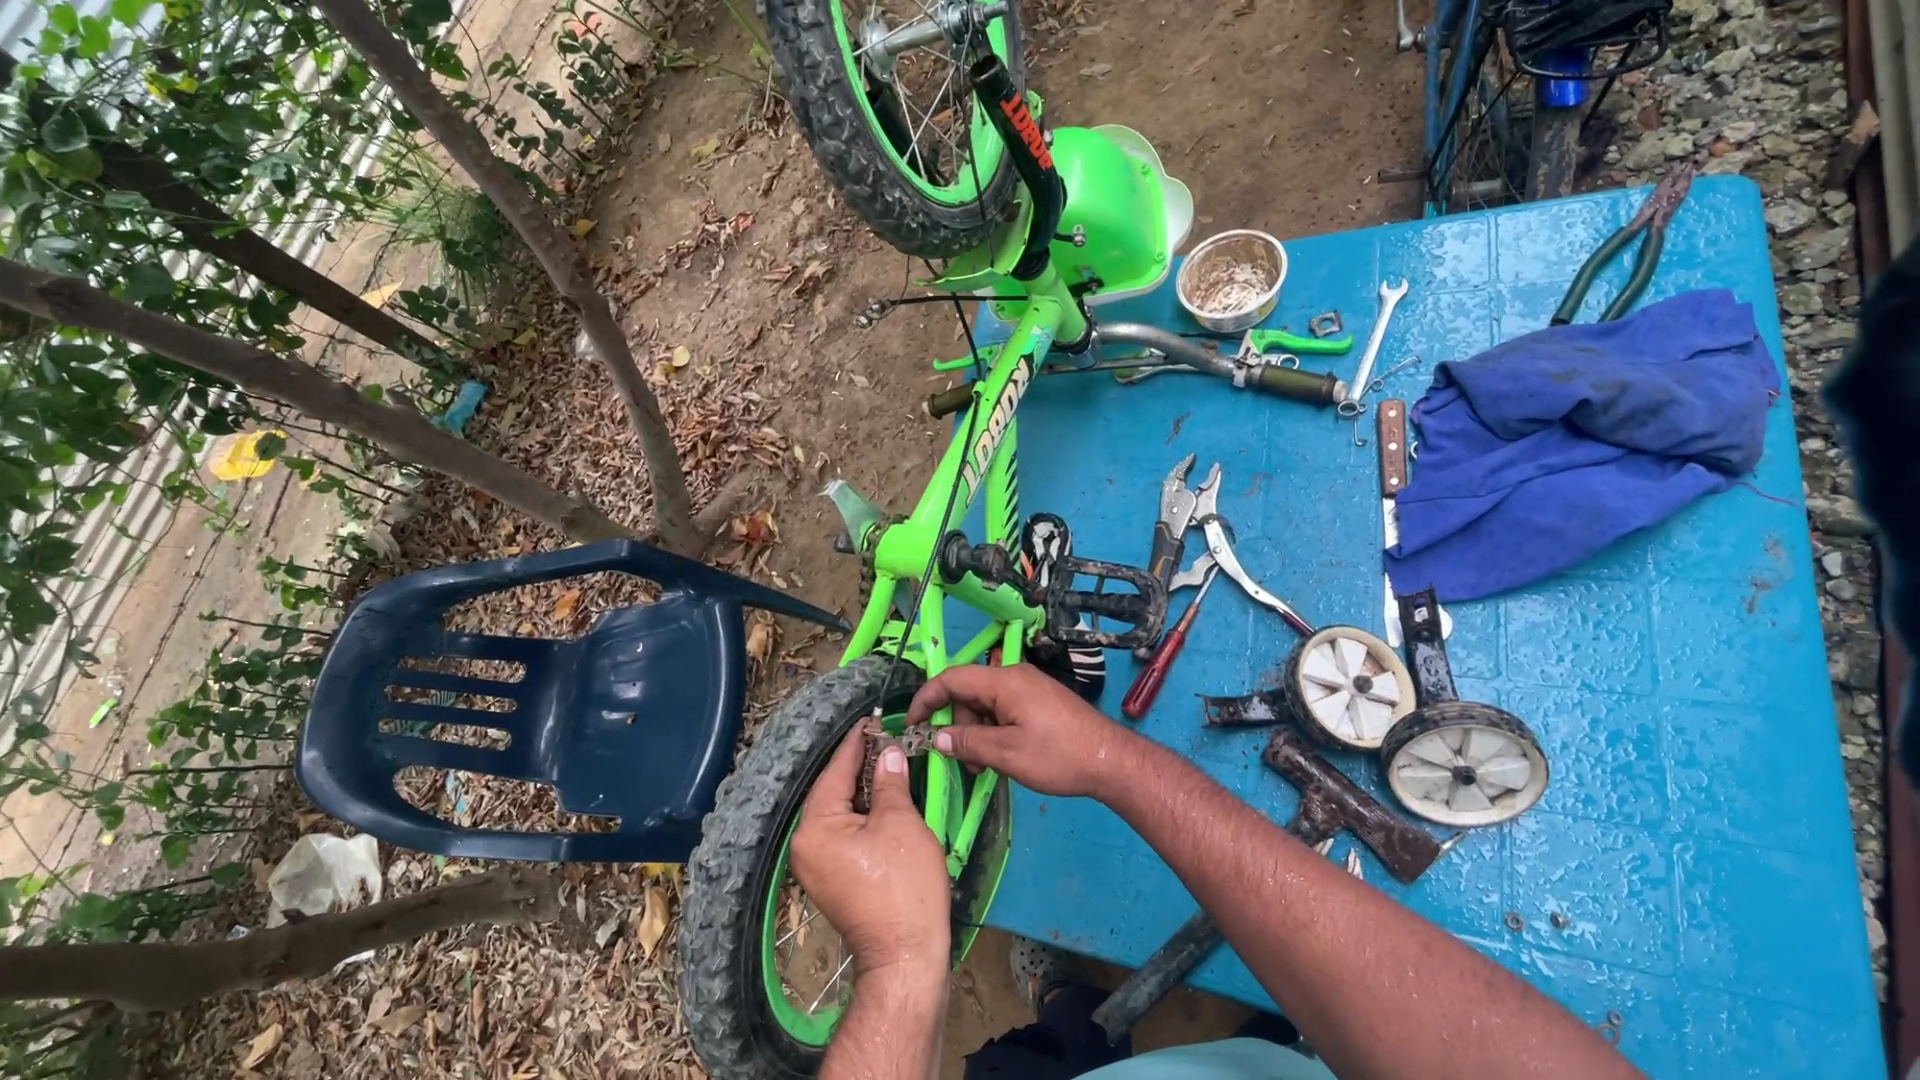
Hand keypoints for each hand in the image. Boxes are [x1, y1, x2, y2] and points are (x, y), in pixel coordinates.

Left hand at [789, 725, 950, 975]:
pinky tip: (881, 802)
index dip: (856, 744)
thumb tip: (888, 753)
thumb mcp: (901, 822)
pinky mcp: (830, 880)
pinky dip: (859, 816)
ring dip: (860, 791)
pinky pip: (840, 834)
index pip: (835, 772)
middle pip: (831, 792)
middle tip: (883, 739)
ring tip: (885, 764)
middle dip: (858, 767)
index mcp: (815, 827)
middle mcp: (804, 844)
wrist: (906, 954)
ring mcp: (814, 866)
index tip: (871, 720)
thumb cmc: (904, 884)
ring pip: (837, 814)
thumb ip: (890, 782)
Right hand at [909, 663, 1141, 799]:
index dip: (926, 699)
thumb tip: (936, 738)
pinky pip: (1003, 711)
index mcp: (1004, 681)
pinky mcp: (1039, 703)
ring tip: (983, 767)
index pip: (951, 678)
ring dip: (975, 734)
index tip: (911, 725)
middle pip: (968, 693)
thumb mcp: (1006, 753)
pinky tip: (999, 758)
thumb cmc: (1058, 756)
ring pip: (985, 705)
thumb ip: (967, 742)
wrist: (1111, 762)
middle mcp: (1014, 677)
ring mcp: (1029, 689)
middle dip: (957, 725)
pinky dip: (993, 732)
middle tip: (961, 761)